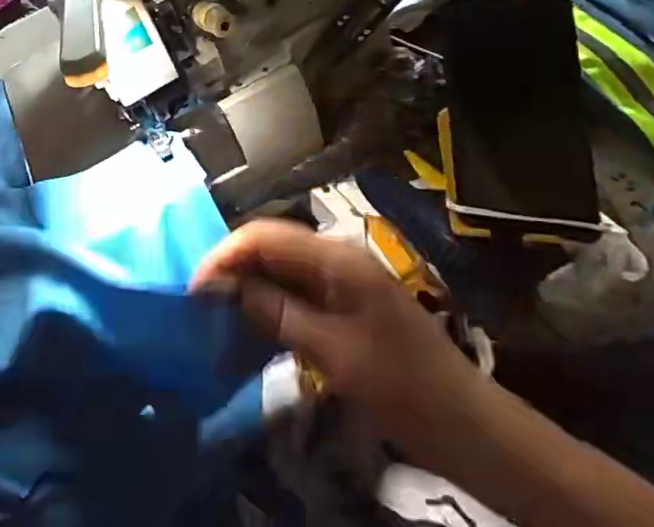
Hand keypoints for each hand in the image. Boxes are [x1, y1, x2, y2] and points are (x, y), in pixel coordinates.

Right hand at [190, 219, 478, 448]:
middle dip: (232, 267)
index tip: (194, 289)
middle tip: (199, 303)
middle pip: (270, 245)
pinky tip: (250, 324)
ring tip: (216, 313)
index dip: (225, 255)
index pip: (265, 235)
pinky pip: (295, 289)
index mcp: (336, 257)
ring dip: (247, 284)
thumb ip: (277, 313)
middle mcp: (335, 256)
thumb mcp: (333, 352)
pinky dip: (268, 302)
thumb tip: (224, 286)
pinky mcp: (343, 301)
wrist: (460, 419)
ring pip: (279, 267)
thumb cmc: (400, 384)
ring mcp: (341, 277)